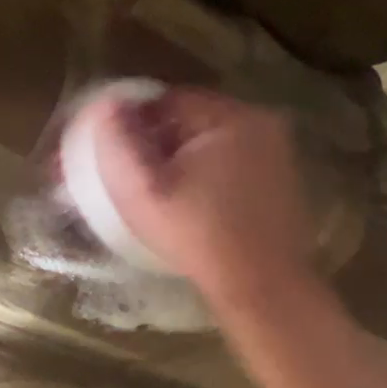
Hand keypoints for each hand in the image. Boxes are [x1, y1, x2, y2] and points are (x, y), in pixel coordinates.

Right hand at [78, 85, 319, 303]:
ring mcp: (277, 154)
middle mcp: (261, 124)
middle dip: (156, 143)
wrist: (261, 286)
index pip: (168, 101)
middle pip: (191, 122)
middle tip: (127, 178)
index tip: (108, 156)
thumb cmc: (197, 235)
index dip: (131, 124)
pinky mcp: (281, 184)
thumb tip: (105, 106)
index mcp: (230, 116)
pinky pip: (231, 169)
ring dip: (181, 162)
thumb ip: (118, 142)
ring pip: (211, 146)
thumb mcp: (142, 190)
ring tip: (154, 195)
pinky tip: (189, 209)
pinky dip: (206, 180)